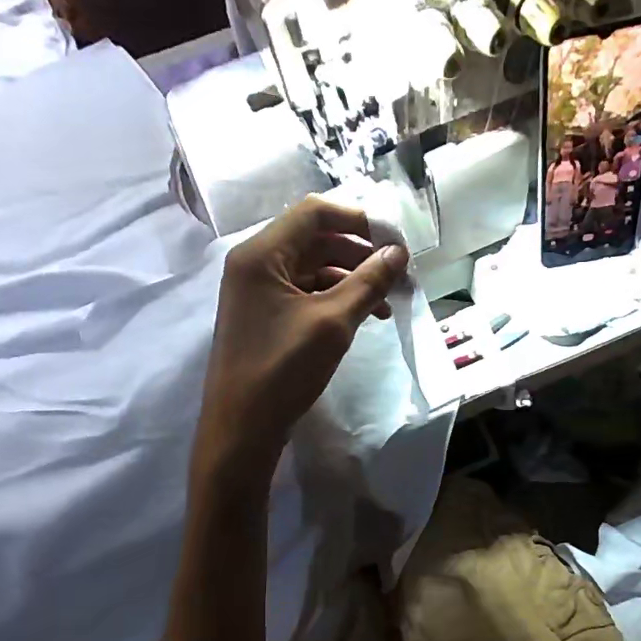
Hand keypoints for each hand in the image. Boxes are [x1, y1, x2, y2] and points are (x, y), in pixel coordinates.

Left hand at [196, 198, 409, 474]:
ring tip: (387, 302)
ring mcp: (258, 291)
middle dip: (359, 253)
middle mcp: (256, 264)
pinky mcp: (266, 316)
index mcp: (262, 254)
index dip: (358, 221)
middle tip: (397, 274)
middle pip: (315, 239)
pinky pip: (306, 293)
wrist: (241, 428)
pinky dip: (336, 299)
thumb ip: (368, 282)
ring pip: (314, 268)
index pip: (314, 213)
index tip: (394, 242)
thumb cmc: (283, 369)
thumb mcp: (333, 322)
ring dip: (352, 279)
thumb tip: (399, 253)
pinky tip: (365, 317)